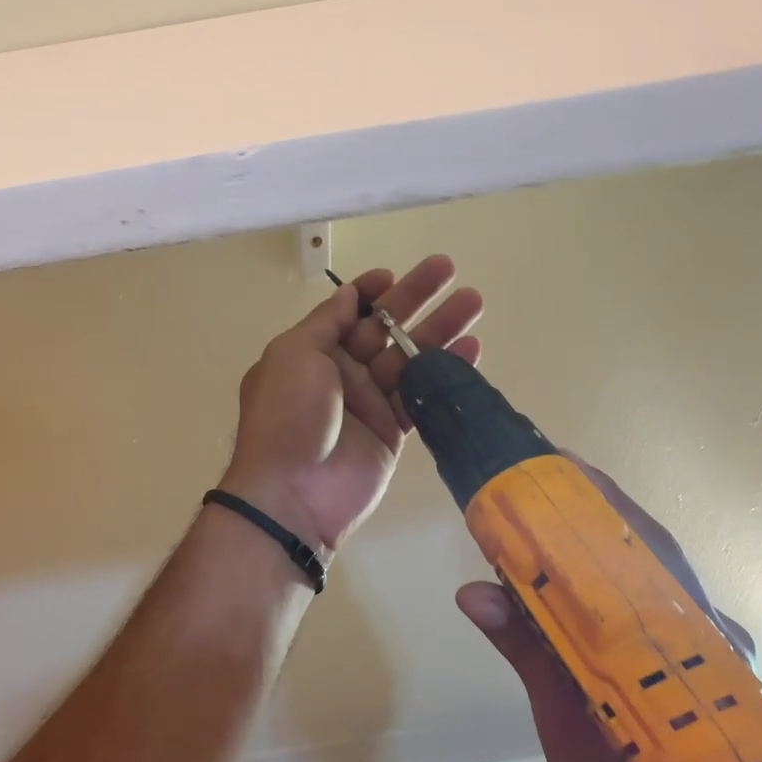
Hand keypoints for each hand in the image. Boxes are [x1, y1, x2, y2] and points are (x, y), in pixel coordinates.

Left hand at [218, 254, 483, 551]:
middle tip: (450, 269)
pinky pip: (423, 395)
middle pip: (383, 328)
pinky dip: (446, 373)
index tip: (394, 275)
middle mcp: (339, 373)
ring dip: (439, 330)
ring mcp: (367, 402)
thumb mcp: (294, 354)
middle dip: (414, 298)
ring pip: (409, 357)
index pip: (345, 312)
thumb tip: (348, 294)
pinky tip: (472, 350)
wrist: (293, 492)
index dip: (369, 292)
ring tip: (474, 301)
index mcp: (310, 351)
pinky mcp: (392, 432)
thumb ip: (326, 322)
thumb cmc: (287, 414)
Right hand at [454, 454, 761, 761]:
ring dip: (599, 526)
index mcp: (681, 638)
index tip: (555, 463)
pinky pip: (647, 591)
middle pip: (646, 544)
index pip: (640, 548)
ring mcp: (698, 638)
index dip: (598, 501)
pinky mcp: (685, 652)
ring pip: (649, 564)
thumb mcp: (571, 723)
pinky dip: (606, 562)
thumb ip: (527, 651)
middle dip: (594, 501)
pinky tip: (570, 555)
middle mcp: (699, 626)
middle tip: (539, 467)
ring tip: (548, 496)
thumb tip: (473, 592)